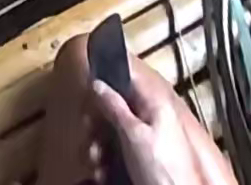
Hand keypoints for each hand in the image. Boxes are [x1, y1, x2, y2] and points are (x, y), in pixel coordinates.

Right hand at [88, 62, 236, 184]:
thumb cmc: (162, 166)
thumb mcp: (134, 135)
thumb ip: (115, 107)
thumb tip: (97, 83)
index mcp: (153, 101)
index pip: (126, 78)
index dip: (106, 81)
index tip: (88, 93)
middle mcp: (151, 116)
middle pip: (116, 107)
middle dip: (98, 122)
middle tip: (88, 135)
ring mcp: (147, 139)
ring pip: (114, 132)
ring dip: (99, 146)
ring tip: (95, 162)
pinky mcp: (144, 161)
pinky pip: (119, 153)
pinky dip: (107, 161)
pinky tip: (101, 173)